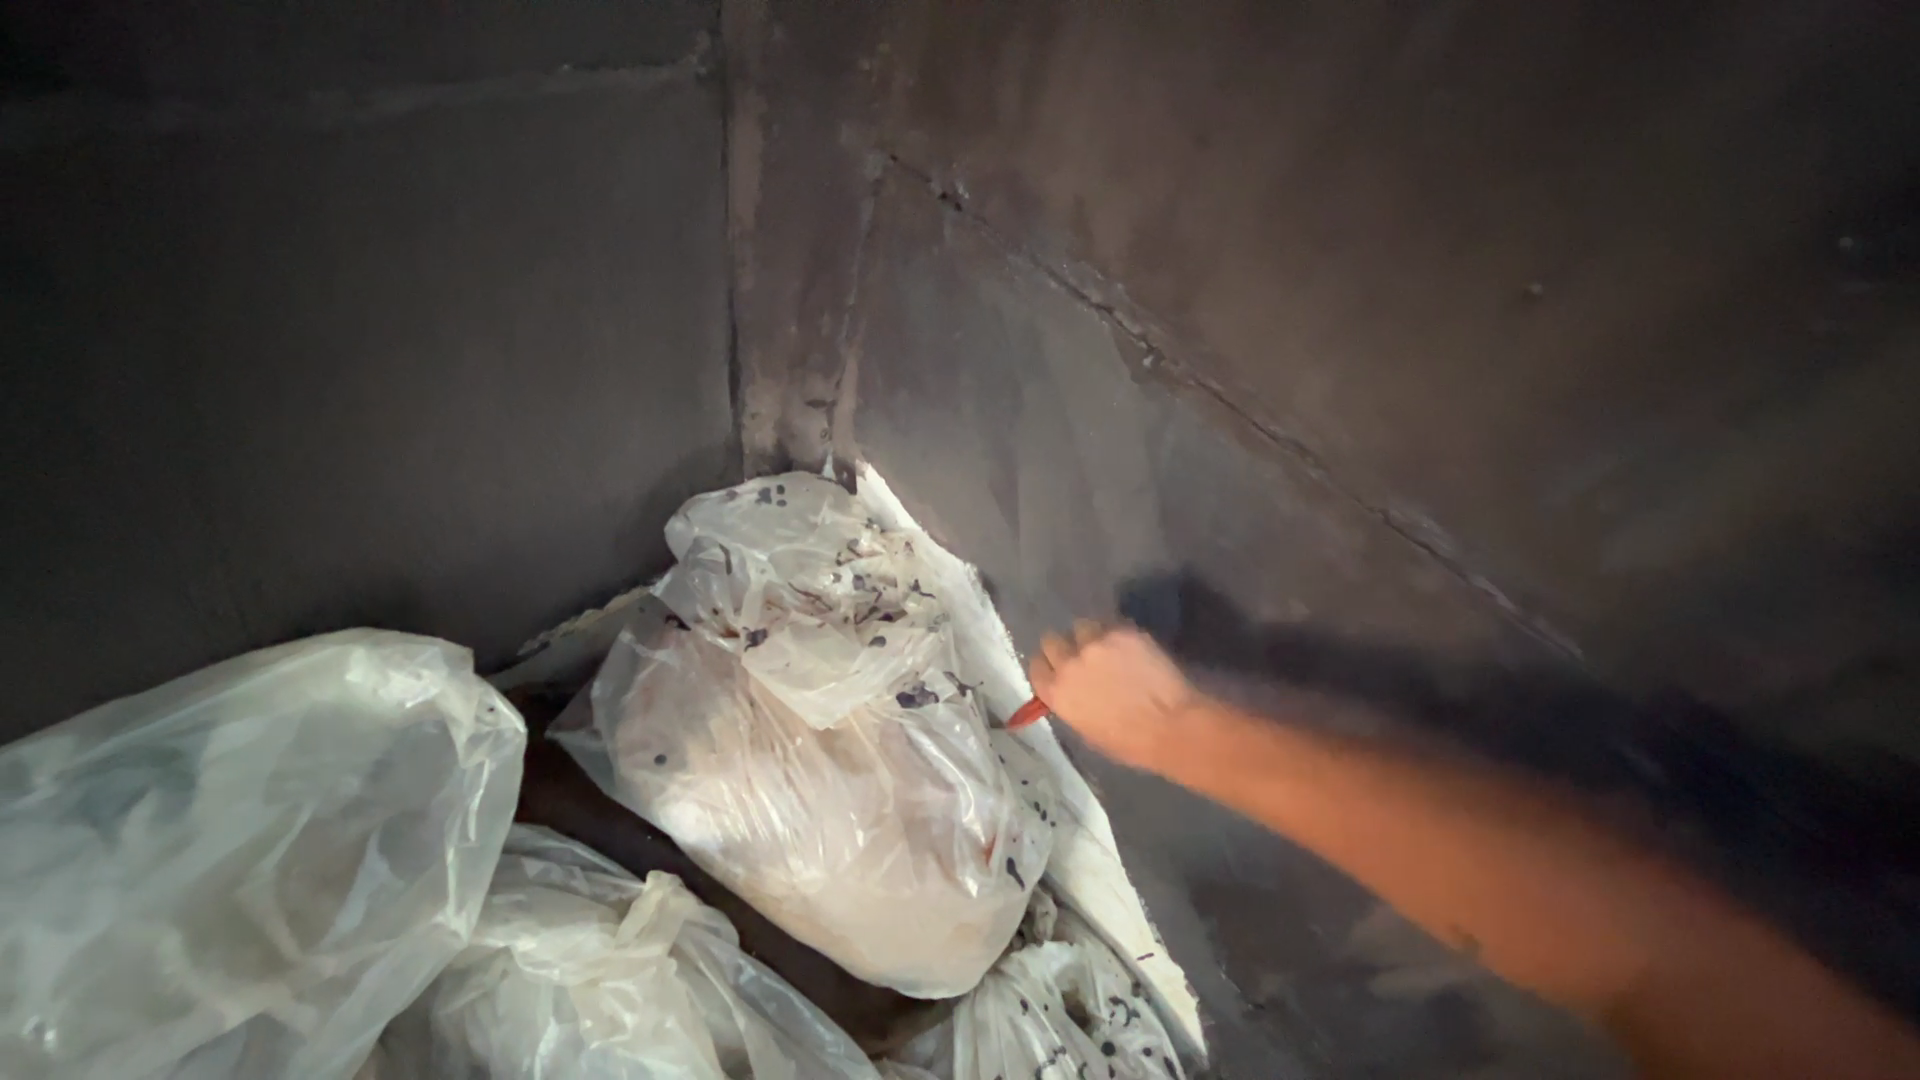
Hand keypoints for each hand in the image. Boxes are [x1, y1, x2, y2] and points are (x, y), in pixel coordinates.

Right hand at [1028, 621, 1200, 772]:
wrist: (1172, 726)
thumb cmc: (1130, 742)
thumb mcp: (1087, 731)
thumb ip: (1071, 704)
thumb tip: (1073, 691)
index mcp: (1057, 692)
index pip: (1037, 667)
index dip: (1047, 666)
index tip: (1057, 668)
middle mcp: (1070, 662)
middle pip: (1052, 640)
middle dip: (1063, 646)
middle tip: (1081, 655)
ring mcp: (1096, 643)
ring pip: (1081, 626)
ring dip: (1089, 635)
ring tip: (1107, 647)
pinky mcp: (1122, 631)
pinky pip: (1111, 625)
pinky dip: (1116, 634)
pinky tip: (1130, 647)